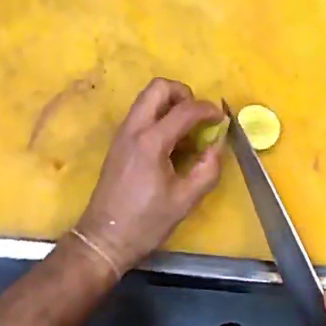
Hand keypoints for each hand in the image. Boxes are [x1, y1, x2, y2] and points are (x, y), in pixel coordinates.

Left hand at [74, 79, 223, 272]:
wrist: (104, 239)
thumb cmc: (145, 223)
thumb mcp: (185, 200)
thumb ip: (207, 168)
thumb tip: (218, 143)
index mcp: (151, 141)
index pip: (185, 109)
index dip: (207, 109)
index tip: (221, 119)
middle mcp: (134, 128)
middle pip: (159, 86)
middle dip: (184, 94)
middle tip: (197, 117)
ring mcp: (123, 132)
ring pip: (148, 96)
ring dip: (170, 102)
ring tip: (186, 130)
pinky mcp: (119, 140)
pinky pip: (141, 112)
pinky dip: (159, 114)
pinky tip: (170, 142)